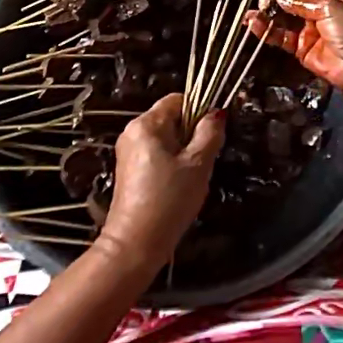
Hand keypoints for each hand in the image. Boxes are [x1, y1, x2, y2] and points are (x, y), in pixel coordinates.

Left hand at [99, 93, 223, 270]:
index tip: (213, 133)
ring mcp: (127, 151)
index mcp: (146, 124)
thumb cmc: (169, 199)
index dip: (199, 110)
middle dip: (191, 135)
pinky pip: (154, 154)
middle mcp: (132, 131)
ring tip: (191, 177)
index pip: (177, 100)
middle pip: (170, 119)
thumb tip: (216, 113)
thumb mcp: (198, 165)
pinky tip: (177, 186)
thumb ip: (209, 134)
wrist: (136, 242)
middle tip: (204, 160)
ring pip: (164, 139)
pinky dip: (170, 164)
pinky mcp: (128, 170)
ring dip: (182, 152)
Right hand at [248, 0, 342, 95]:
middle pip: (292, 4)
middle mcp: (320, 15)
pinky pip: (281, 38)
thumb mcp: (331, 8)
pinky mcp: (302, 50)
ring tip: (254, 14)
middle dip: (276, 1)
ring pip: (284, 21)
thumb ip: (302, 2)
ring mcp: (311, 33)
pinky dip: (268, 32)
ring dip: (268, 17)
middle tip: (263, 1)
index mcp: (333, 0)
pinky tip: (256, 25)